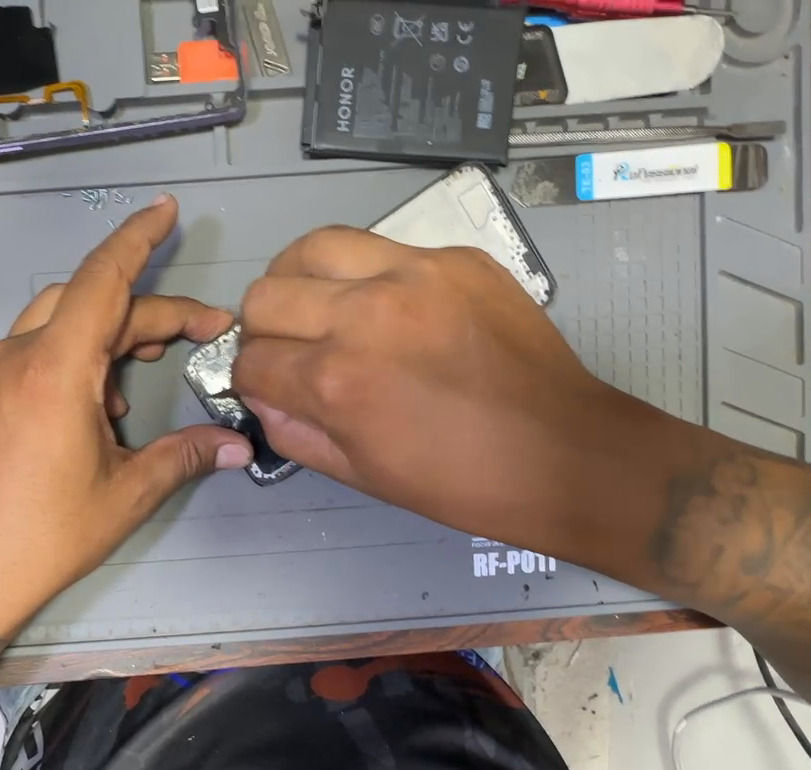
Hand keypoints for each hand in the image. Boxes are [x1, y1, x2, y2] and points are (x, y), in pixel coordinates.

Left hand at [0, 196, 252, 634]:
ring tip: (148, 367)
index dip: (139, 238)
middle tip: (199, 332)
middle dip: (150, 310)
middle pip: (92, 302)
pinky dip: (80, 356)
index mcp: (56, 370)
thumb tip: (237, 445)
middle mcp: (20, 358)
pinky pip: (40, 350)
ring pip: (63, 322)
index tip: (167, 211)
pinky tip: (104, 403)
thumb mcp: (128, 493)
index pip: (103, 280)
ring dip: (112, 331)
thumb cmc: (44, 536)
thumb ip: (187, 457)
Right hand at [232, 226, 667, 553]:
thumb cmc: (458, 481)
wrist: (561, 451)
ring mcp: (412, 275)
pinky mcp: (453, 258)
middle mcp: (364, 314)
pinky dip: (361, 274)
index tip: (268, 389)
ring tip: (318, 307)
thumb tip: (264, 396)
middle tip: (288, 351)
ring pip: (312, 248)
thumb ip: (294, 431)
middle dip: (261, 331)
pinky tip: (383, 305)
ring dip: (298, 281)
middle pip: (265, 295)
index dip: (249, 381)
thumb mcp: (359, 473)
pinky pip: (378, 247)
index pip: (251, 361)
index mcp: (337, 381)